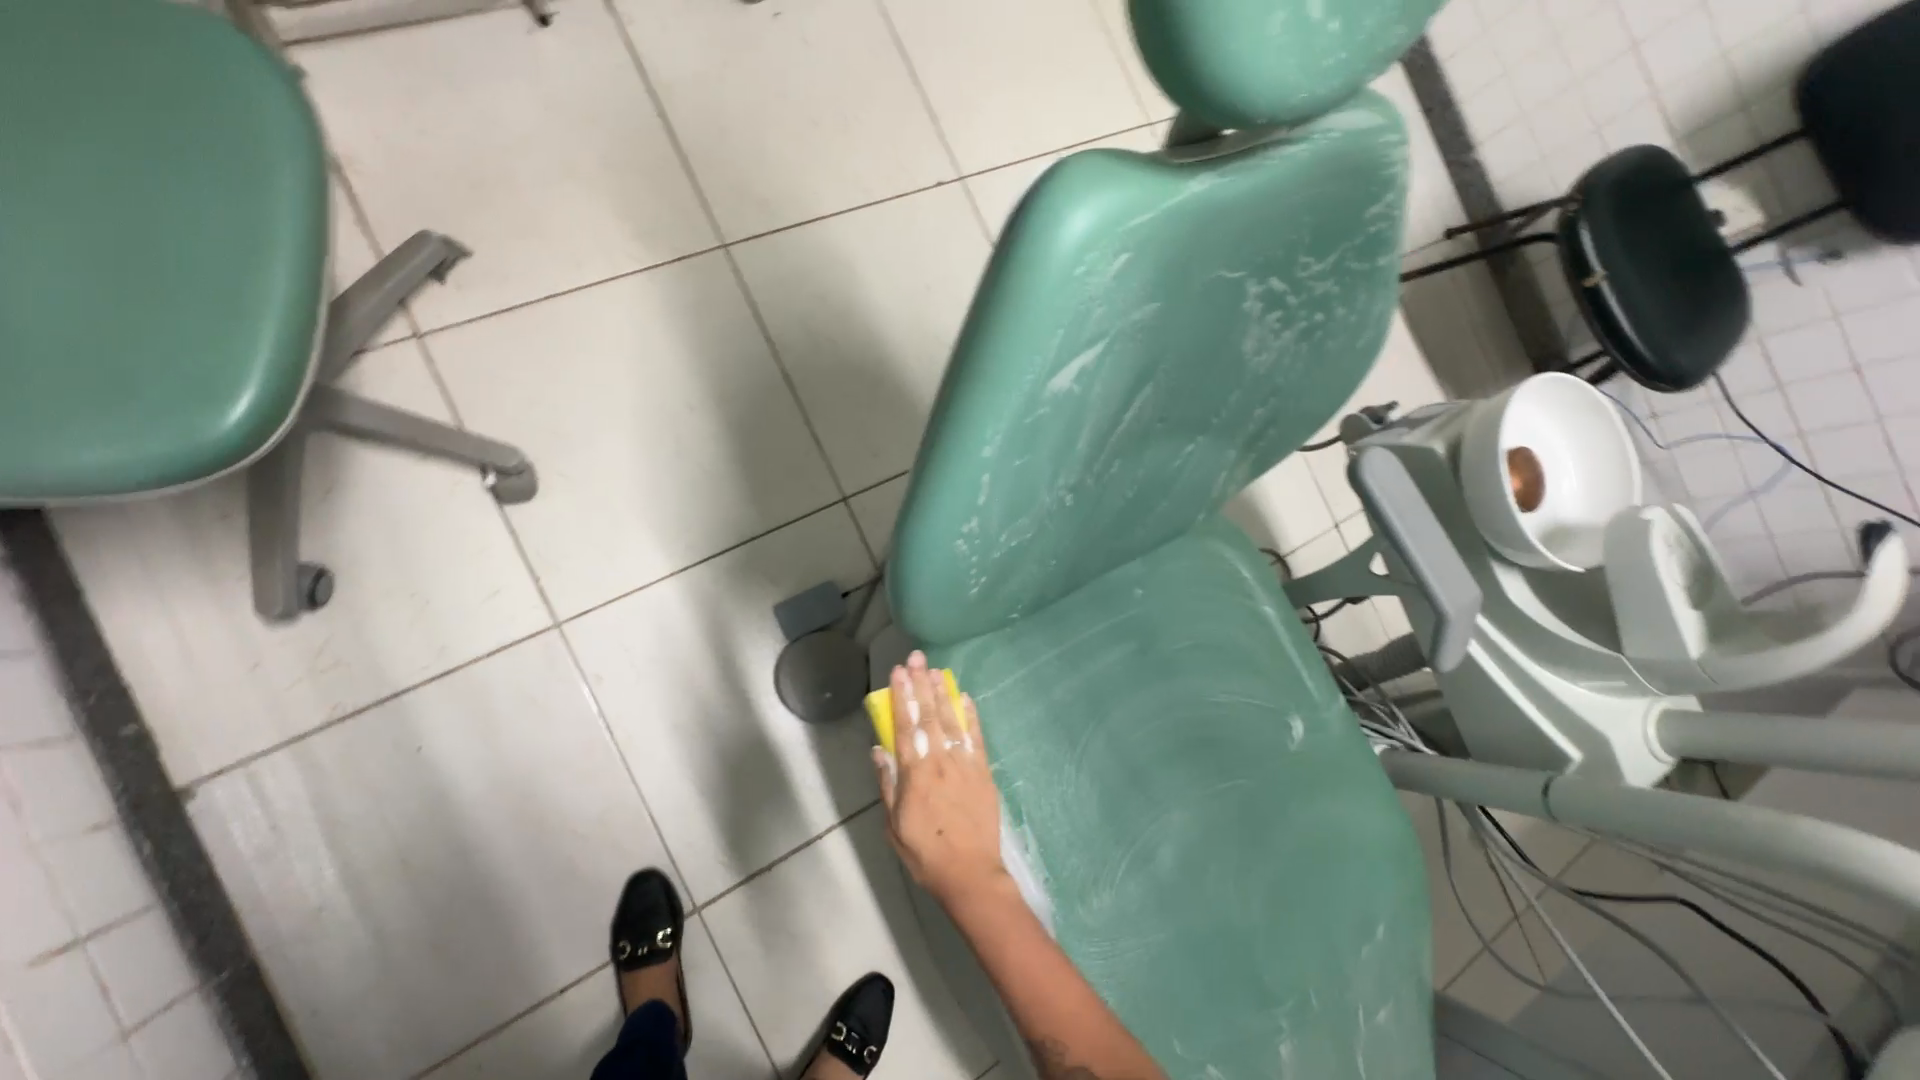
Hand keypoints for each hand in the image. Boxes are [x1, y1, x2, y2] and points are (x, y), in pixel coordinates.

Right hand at [872, 651, 1008, 906]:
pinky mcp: (984, 773)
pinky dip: (971, 717)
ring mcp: (965, 765)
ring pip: (952, 721)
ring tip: (936, 670)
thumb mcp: (894, 825)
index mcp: (915, 774)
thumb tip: (879, 750)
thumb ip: (887, 784)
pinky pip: (977, 738)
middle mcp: (940, 762)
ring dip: (943, 693)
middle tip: (916, 658)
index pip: (906, 726)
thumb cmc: (925, 854)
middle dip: (921, 684)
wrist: (971, 874)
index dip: (901, 697)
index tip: (897, 672)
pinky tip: (966, 698)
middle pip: (929, 716)